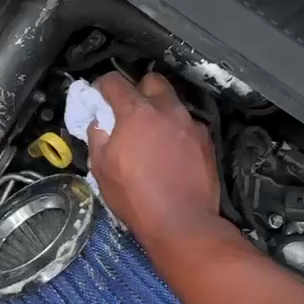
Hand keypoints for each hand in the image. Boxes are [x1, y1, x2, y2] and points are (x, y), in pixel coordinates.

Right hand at [87, 72, 224, 255]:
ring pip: (172, 102)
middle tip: (129, 111)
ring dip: (159, 111)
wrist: (182, 223)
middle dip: (138, 89)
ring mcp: (190, 124)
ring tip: (151, 135)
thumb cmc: (135, 196)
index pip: (114, 81)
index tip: (98, 98)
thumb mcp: (100, 167)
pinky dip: (176, 131)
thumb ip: (97, 135)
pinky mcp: (206, 140)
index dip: (102, 86)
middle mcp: (166, 109)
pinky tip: (171, 152)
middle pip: (151, 80)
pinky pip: (187, 124)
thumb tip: (99, 121)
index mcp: (136, 112)